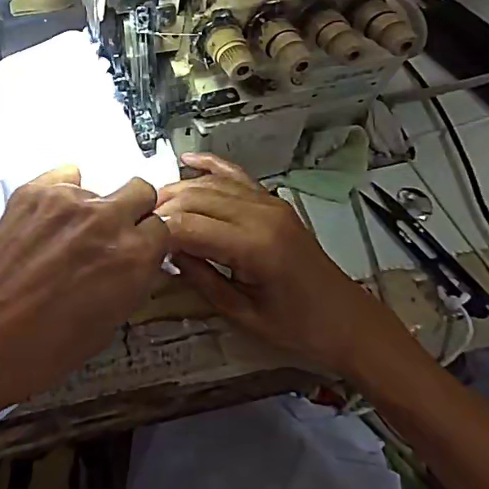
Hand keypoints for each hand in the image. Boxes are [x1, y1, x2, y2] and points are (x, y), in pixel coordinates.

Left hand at [0, 166, 169, 416]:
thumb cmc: (47, 347)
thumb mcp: (111, 321)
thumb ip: (131, 279)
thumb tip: (136, 260)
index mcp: (134, 257)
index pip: (163, 226)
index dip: (150, 239)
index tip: (138, 248)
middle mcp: (107, 219)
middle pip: (140, 190)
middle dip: (132, 210)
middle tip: (110, 234)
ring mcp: (68, 200)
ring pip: (98, 187)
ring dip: (91, 207)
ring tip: (64, 236)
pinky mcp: (34, 190)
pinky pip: (63, 176)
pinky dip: (61, 191)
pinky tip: (47, 218)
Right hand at [157, 153, 416, 380]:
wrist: (351, 324)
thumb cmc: (300, 330)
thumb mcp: (244, 315)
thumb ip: (202, 279)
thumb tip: (165, 252)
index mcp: (255, 247)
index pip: (190, 225)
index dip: (160, 230)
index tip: (138, 240)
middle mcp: (261, 215)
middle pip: (196, 197)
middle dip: (164, 207)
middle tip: (139, 224)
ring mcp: (269, 203)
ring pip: (211, 184)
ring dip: (179, 189)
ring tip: (153, 204)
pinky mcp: (274, 202)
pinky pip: (236, 175)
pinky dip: (211, 165)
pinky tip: (187, 159)